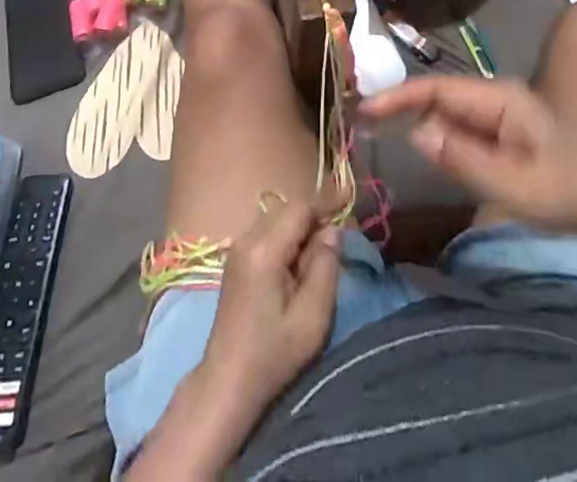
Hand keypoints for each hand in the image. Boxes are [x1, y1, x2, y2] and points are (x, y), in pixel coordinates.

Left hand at [198, 197, 340, 411]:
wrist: (227, 381)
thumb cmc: (274, 353)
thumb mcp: (313, 315)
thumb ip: (326, 266)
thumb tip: (332, 231)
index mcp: (264, 251)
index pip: (299, 209)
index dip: (326, 201)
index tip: (349, 196)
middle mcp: (246, 241)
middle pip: (286, 209)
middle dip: (314, 215)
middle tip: (340, 234)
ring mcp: (237, 250)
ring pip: (275, 219)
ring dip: (300, 226)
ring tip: (323, 249)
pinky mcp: (236, 261)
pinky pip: (266, 232)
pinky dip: (287, 236)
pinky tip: (300, 260)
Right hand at [360, 77, 576, 235]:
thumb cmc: (570, 195)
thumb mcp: (516, 186)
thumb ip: (464, 160)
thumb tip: (417, 134)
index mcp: (502, 100)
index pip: (438, 89)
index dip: (398, 97)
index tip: (364, 110)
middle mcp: (499, 97)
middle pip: (439, 94)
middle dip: (400, 104)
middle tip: (360, 121)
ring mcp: (502, 113)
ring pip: (447, 109)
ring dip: (414, 117)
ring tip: (376, 128)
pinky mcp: (504, 131)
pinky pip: (461, 125)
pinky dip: (435, 131)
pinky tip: (417, 143)